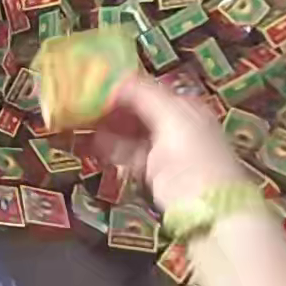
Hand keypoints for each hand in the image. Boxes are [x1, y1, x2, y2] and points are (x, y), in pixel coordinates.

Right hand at [95, 75, 252, 210]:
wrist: (205, 207)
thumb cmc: (194, 157)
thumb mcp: (172, 117)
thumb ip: (144, 95)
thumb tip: (116, 78)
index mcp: (183, 106)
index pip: (148, 89)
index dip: (122, 85)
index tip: (94, 83)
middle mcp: (173, 124)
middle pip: (135, 109)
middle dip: (110, 105)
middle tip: (81, 101)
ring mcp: (160, 148)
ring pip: (127, 131)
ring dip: (106, 125)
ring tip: (79, 118)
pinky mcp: (149, 170)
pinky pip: (124, 152)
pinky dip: (108, 146)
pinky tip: (89, 140)